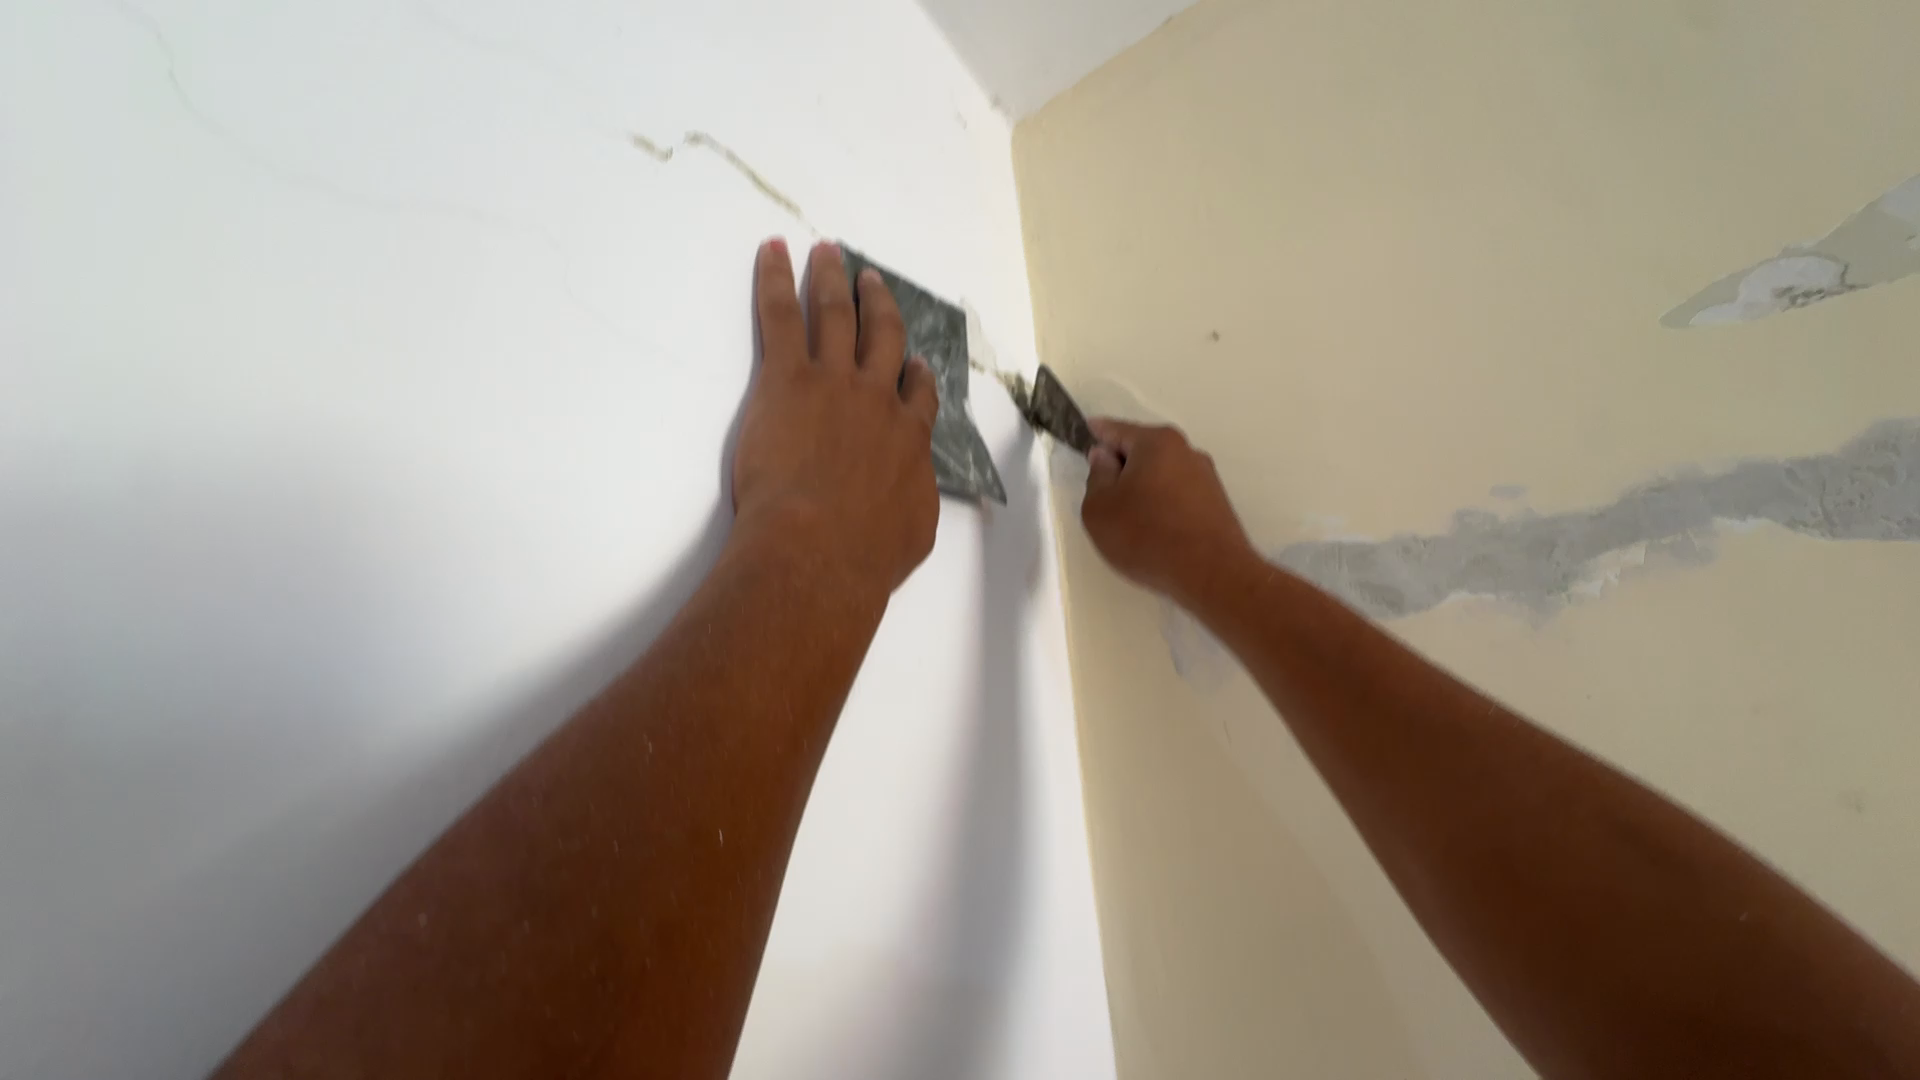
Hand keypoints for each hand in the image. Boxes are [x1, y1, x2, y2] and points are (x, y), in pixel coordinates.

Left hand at [730, 239, 941, 596]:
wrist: (819, 549)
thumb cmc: (867, 554)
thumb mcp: (915, 531)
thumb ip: (916, 496)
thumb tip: (913, 486)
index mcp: (910, 437)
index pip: (918, 393)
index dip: (916, 372)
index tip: (915, 361)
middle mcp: (878, 398)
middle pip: (883, 337)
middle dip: (878, 304)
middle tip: (871, 279)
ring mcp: (834, 382)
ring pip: (836, 316)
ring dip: (833, 281)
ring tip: (828, 253)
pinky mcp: (787, 379)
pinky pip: (780, 316)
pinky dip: (775, 280)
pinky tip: (773, 251)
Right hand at [1081, 419, 1255, 605]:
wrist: (1211, 574)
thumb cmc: (1146, 535)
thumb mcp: (1099, 508)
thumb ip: (1096, 477)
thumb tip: (1105, 459)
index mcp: (1156, 442)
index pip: (1116, 430)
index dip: (1095, 433)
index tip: (1083, 435)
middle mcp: (1186, 451)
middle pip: (1141, 451)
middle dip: (1119, 465)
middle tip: (1099, 492)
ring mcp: (1205, 477)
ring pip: (1160, 474)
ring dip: (1141, 487)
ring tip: (1126, 519)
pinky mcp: (1216, 503)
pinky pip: (1176, 494)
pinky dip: (1160, 504)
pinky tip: (1152, 530)